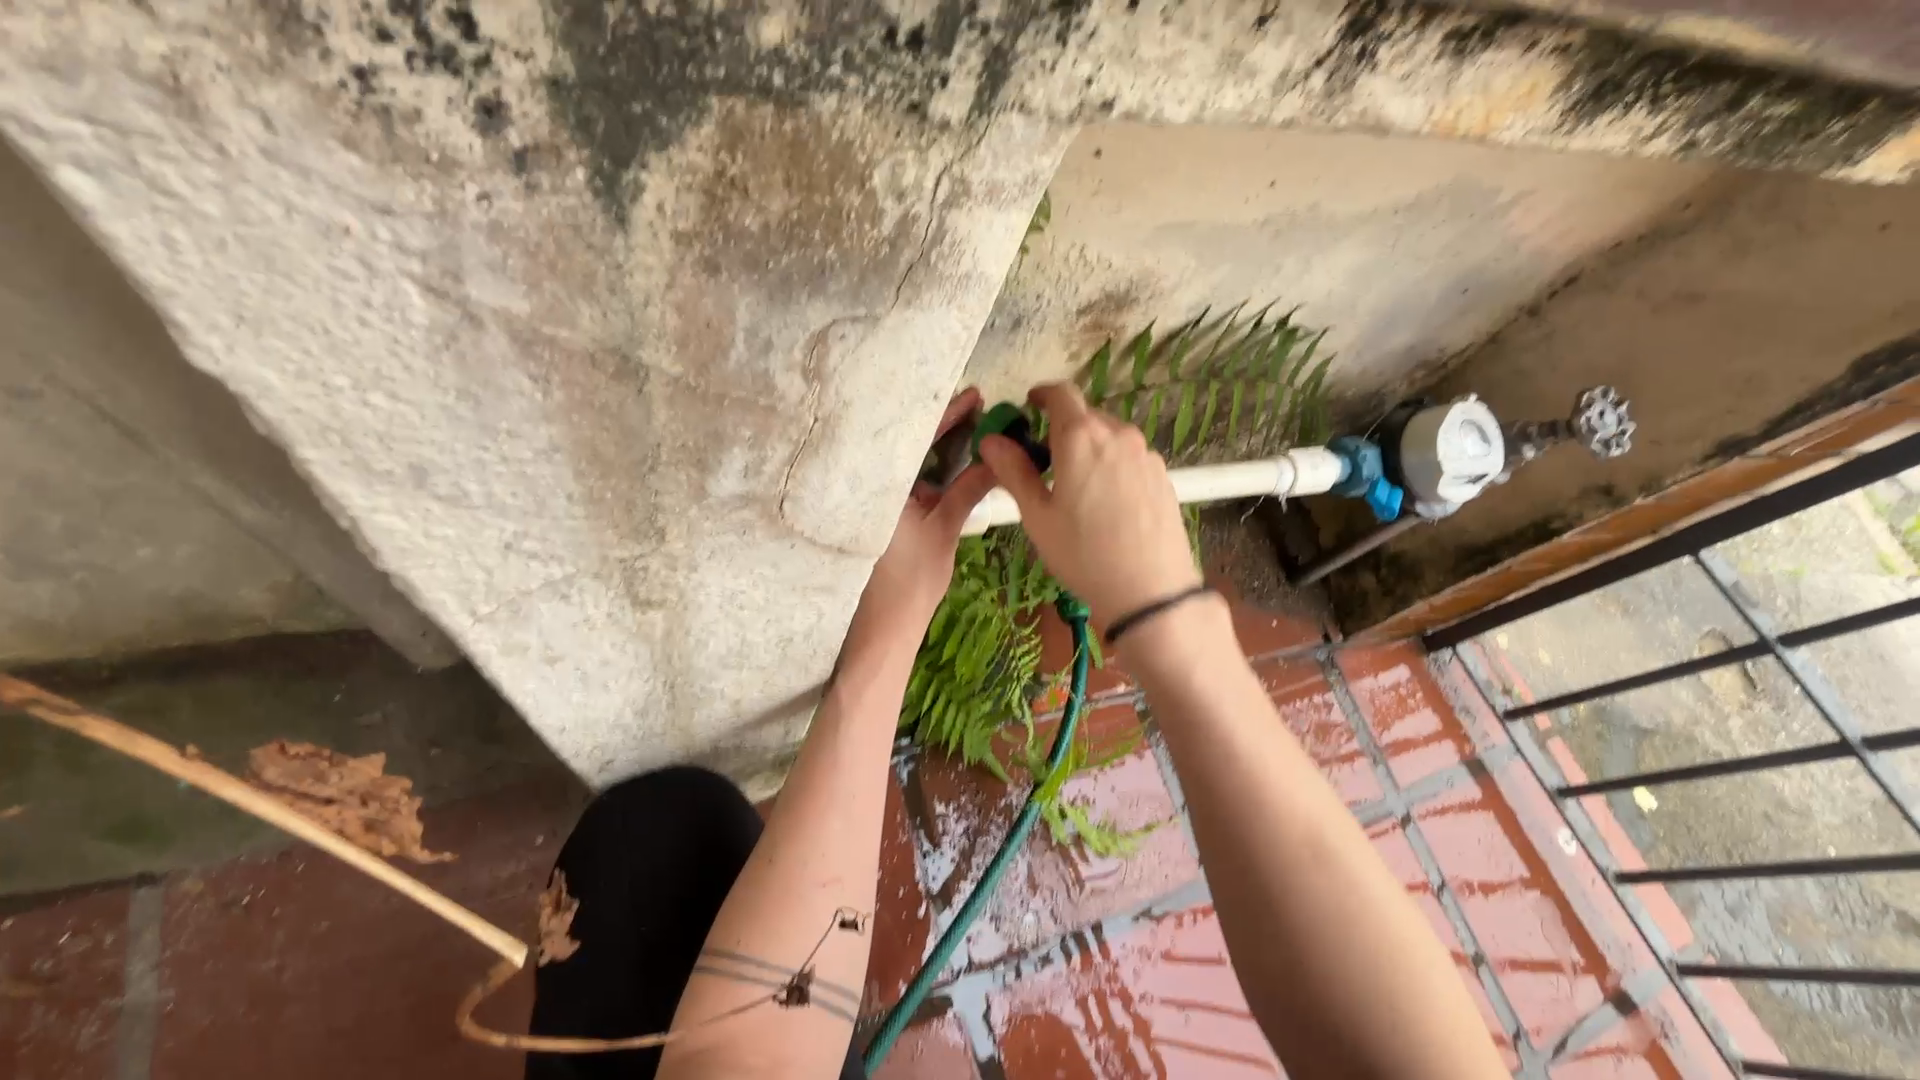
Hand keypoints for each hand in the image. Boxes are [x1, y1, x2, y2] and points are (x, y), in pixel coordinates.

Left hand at [848, 389, 996, 645]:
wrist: (884, 625)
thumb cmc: (909, 580)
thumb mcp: (943, 529)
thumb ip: (967, 491)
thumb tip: (997, 460)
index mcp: (880, 483)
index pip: (918, 438)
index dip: (948, 415)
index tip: (974, 396)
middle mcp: (870, 485)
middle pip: (908, 445)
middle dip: (941, 426)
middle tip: (976, 406)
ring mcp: (872, 501)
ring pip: (906, 463)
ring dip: (935, 447)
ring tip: (971, 427)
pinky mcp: (878, 517)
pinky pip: (903, 482)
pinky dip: (926, 472)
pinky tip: (951, 464)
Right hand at [976, 383, 1200, 631]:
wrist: (1149, 590)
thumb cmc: (1083, 553)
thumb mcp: (1037, 516)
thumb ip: (1013, 471)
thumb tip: (992, 440)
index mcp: (1082, 436)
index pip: (1061, 394)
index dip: (1042, 395)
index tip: (1030, 407)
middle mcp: (1118, 434)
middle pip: (1086, 416)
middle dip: (1063, 430)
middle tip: (1045, 462)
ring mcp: (1146, 454)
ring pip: (1110, 437)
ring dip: (1089, 449)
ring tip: (1076, 488)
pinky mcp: (1163, 476)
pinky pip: (1130, 458)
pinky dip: (1112, 466)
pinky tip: (1107, 504)